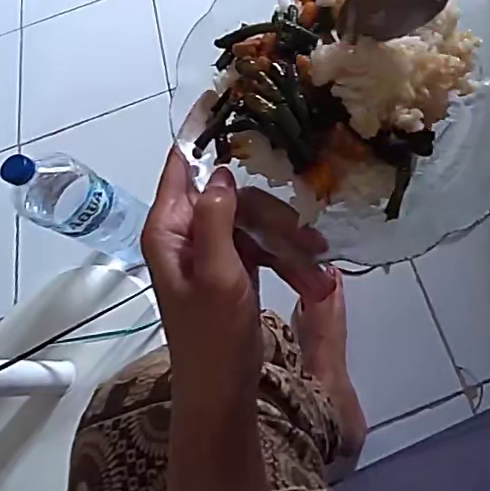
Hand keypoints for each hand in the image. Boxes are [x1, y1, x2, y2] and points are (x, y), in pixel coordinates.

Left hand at [143, 147, 334, 405]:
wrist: (222, 391)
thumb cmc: (214, 335)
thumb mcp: (219, 273)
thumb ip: (217, 219)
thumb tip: (223, 172)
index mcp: (171, 230)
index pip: (181, 167)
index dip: (201, 134)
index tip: (224, 100)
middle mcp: (187, 232)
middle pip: (234, 198)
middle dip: (272, 216)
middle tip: (307, 237)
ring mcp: (211, 249)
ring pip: (254, 222)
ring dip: (286, 241)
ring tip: (318, 264)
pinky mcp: (232, 265)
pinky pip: (261, 245)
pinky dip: (285, 256)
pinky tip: (313, 273)